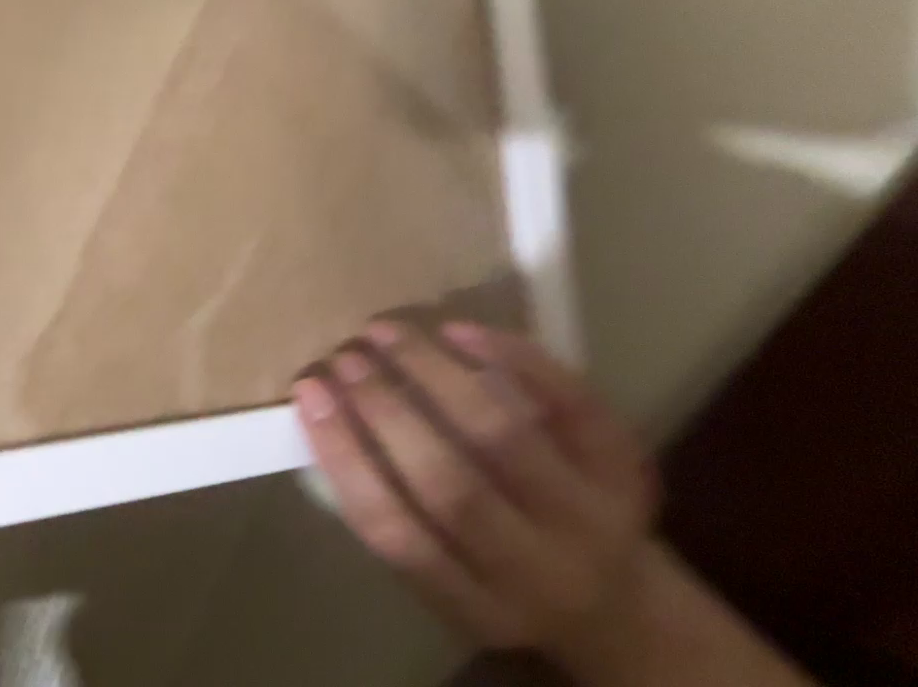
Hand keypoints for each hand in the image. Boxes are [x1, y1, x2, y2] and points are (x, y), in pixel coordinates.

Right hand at [293, 321, 657, 663]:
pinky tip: (457, 331)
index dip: (342, 456)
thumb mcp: (439, 573)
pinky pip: (570, 403)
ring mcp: (594, 520)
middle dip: (385, 407)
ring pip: (504, 434)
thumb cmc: (494, 576)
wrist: (619, 605)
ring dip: (433, 372)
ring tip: (384, 331)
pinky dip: (512, 359)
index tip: (308, 391)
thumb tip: (325, 409)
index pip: (394, 530)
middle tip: (343, 356)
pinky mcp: (628, 471)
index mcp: (474, 602)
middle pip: (451, 483)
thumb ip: (387, 508)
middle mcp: (540, 571)